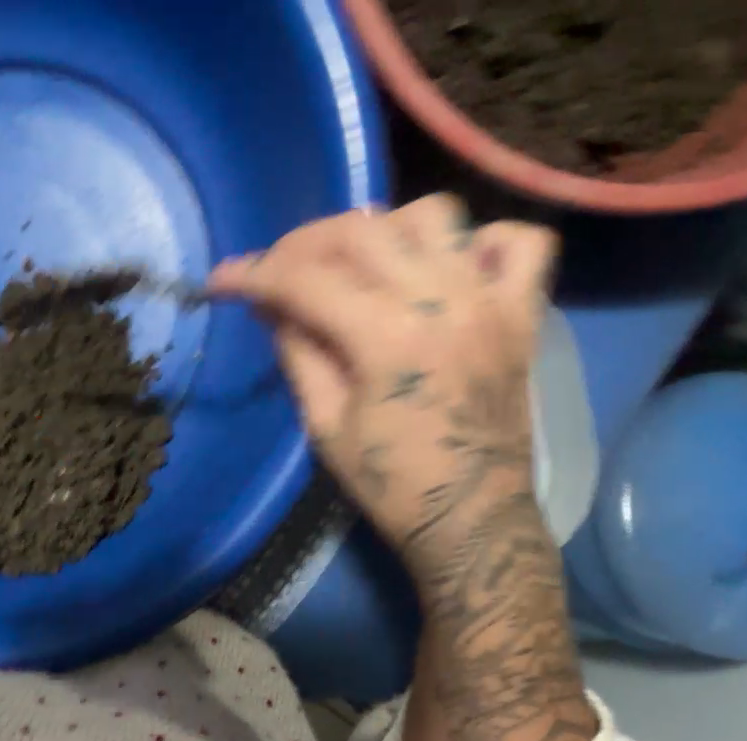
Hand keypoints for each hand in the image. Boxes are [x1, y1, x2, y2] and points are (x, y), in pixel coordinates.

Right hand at [207, 197, 555, 576]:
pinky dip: (482, 241)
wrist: (472, 519)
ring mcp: (491, 300)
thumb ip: (299, 353)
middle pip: (361, 231)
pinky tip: (451, 267)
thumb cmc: (392, 485)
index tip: (223, 280)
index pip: (307, 280)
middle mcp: (444, 299)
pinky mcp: (523, 314)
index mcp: (389, 337)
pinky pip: (520, 242)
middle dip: (303, 244)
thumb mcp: (326, 426)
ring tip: (361, 264)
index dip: (255, 274)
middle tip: (278, 272)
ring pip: (434, 215)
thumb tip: (274, 304)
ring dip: (385, 229)